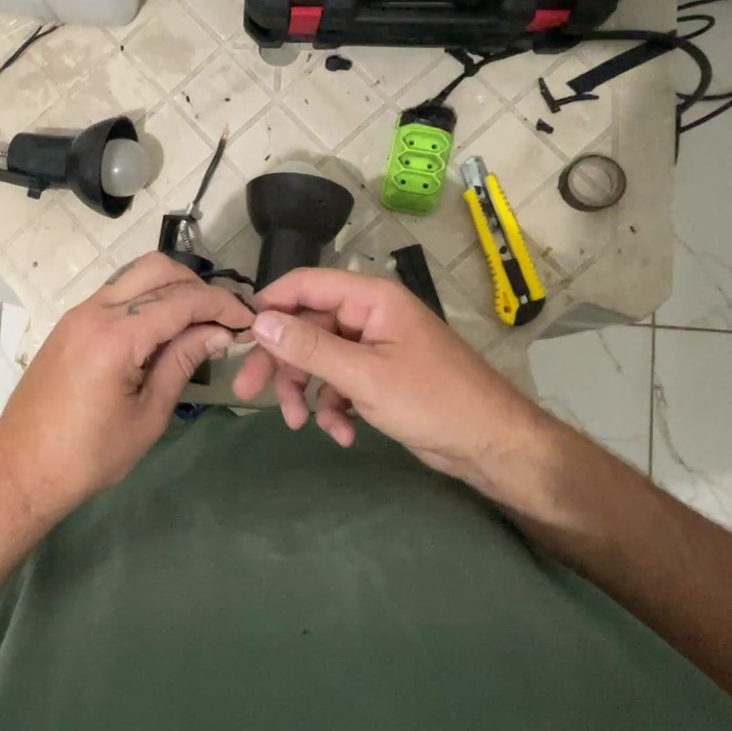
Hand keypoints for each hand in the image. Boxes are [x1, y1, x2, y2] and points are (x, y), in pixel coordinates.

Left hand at [0, 252, 254, 517]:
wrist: (21, 470)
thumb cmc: (88, 456)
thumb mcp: (148, 416)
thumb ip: (182, 364)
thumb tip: (218, 332)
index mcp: (115, 336)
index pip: (181, 300)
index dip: (222, 305)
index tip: (249, 319)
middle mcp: (94, 311)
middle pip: (156, 269)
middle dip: (197, 286)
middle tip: (223, 318)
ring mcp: (76, 314)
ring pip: (133, 276)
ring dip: (170, 288)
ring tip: (198, 323)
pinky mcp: (68, 325)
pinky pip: (116, 294)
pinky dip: (145, 298)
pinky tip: (162, 330)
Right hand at [230, 267, 547, 481]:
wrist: (492, 446)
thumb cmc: (433, 401)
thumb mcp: (364, 376)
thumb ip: (309, 348)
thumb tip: (259, 322)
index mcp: (371, 299)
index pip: (306, 285)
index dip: (270, 305)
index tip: (239, 336)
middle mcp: (369, 316)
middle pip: (306, 327)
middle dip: (281, 363)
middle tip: (250, 394)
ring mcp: (375, 347)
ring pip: (319, 359)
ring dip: (306, 392)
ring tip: (301, 425)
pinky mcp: (380, 377)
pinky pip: (340, 383)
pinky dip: (334, 408)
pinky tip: (342, 434)